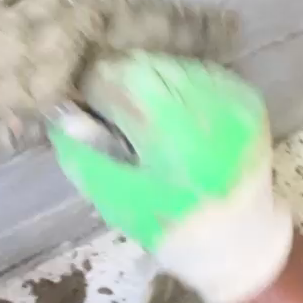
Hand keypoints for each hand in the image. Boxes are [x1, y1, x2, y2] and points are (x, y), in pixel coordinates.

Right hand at [48, 52, 294, 302]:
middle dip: (116, 82)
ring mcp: (228, 95)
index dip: (89, 89)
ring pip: (165, 62)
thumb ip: (83, 150)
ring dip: (143, 81)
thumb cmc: (167, 225)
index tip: (82, 108)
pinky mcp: (243, 94)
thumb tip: (59, 110)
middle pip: (139, 62)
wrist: (240, 240)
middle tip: (110, 113)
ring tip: (140, 116)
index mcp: (169, 131)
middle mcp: (203, 103)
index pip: (111, 77)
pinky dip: (171, 87)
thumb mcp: (114, 196)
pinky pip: (192, 72)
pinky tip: (169, 115)